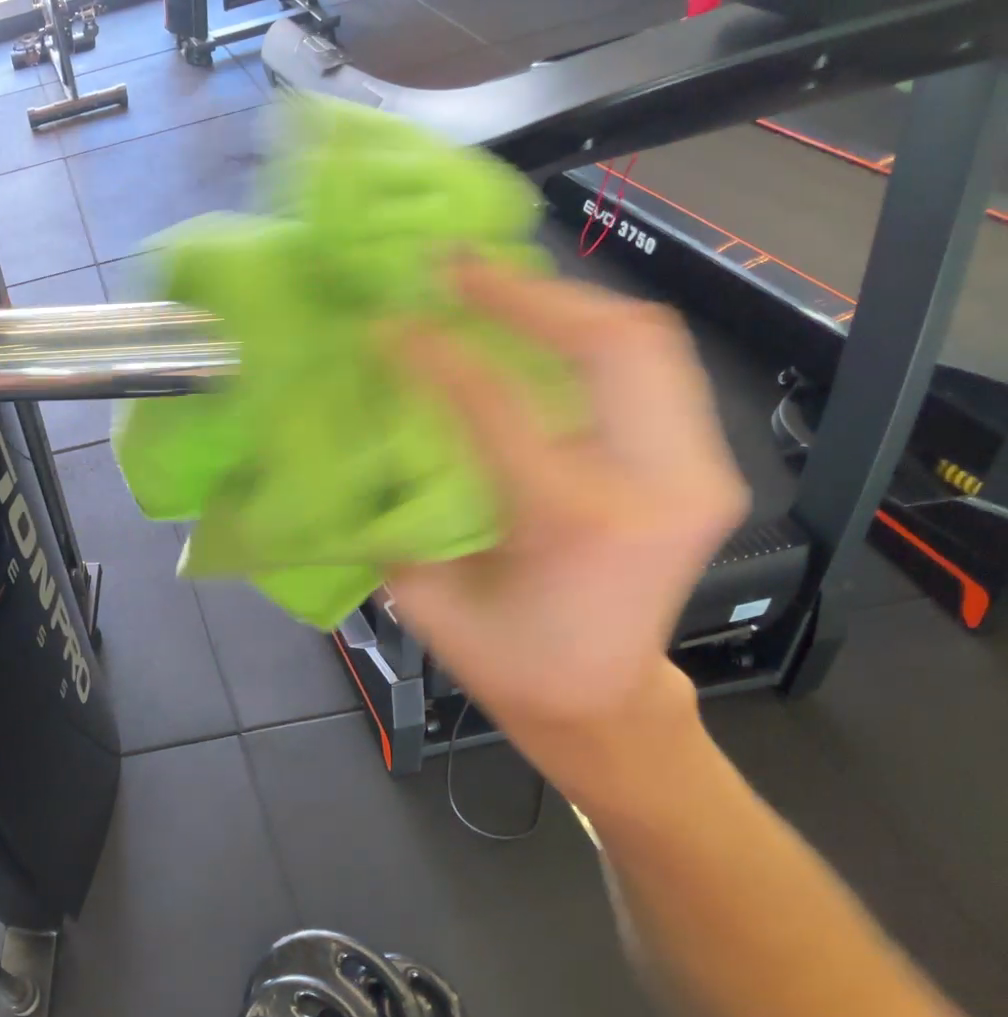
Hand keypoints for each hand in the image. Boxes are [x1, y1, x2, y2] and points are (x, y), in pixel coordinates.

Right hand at [387, 261, 747, 782]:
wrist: (602, 699)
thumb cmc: (505, 662)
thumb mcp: (425, 596)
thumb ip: (397, 510)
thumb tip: (366, 432)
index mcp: (574, 520)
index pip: (499, 402)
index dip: (437, 354)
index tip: (389, 324)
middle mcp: (654, 482)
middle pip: (612, 341)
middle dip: (526, 292)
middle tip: (452, 268)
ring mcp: (695, 468)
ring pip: (645, 341)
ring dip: (562, 302)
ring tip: (488, 285)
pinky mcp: (700, 462)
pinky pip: (649, 369)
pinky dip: (588, 334)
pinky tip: (535, 326)